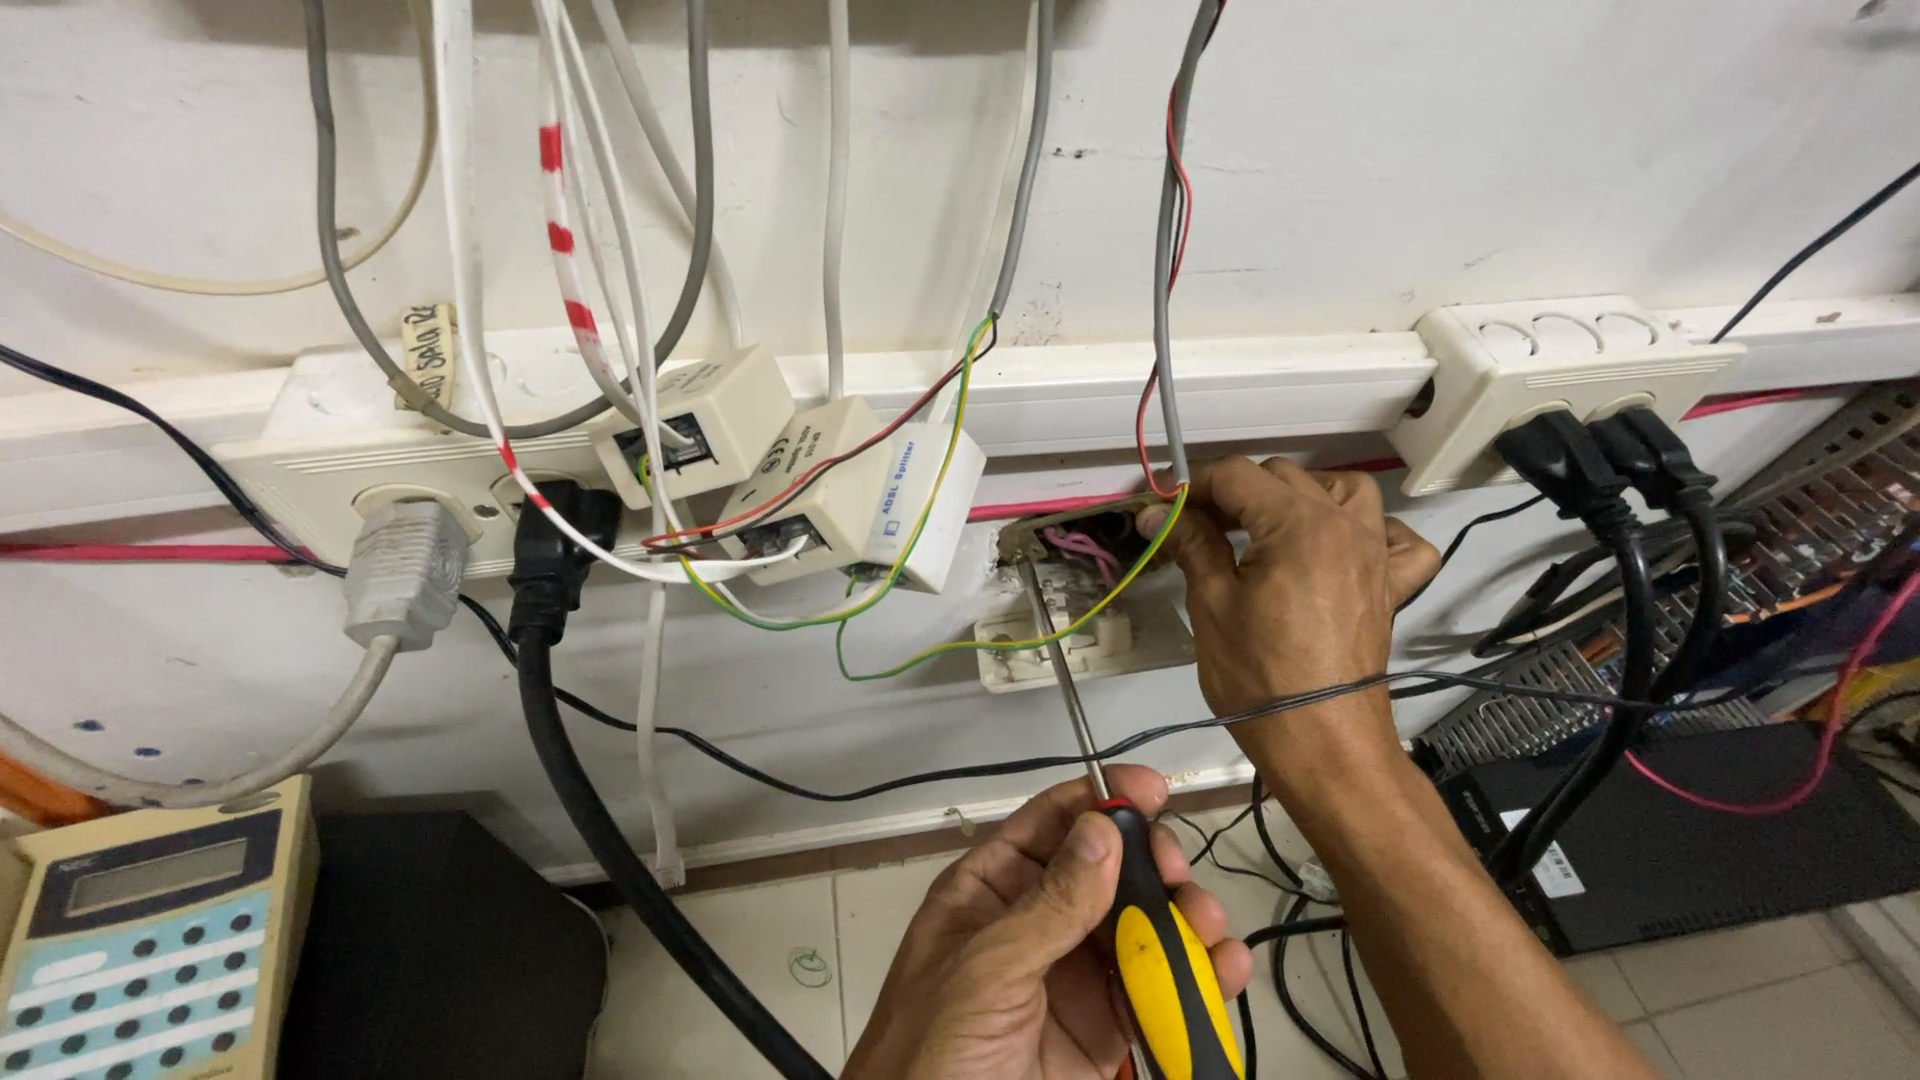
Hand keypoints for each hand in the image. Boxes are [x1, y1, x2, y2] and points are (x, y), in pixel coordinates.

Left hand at [842, 766, 1251, 1079]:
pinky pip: (1154, 992)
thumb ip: (1049, 905)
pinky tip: (1223, 969)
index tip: (1150, 787)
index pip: (1048, 824)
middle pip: (1104, 869)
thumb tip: (1102, 828)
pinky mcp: (1104, 1033)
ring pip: (1137, 925)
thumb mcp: (986, 970)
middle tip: (1176, 871)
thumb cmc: (935, 1050)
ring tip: (1206, 924)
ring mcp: (1072, 978)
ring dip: (1180, 916)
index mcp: (990, 892)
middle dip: (1148, 859)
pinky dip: (1195, 977)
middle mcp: (1035, 923)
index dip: (1096, 798)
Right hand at [1141, 457, 1439, 720]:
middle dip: (1235, 492)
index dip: (1194, 486)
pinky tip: (1340, 547)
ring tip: (1268, 525)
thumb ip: (1191, 544)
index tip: (1165, 509)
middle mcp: (1345, 524)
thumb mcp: (1212, 604)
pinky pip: (1397, 538)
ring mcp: (1376, 552)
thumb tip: (1156, 514)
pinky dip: (1371, 531)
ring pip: (1344, 489)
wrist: (1321, 742)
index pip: (1237, 475)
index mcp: (1298, 524)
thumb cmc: (1258, 677)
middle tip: (1198, 527)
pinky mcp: (1391, 585)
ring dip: (1301, 494)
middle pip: (1282, 476)